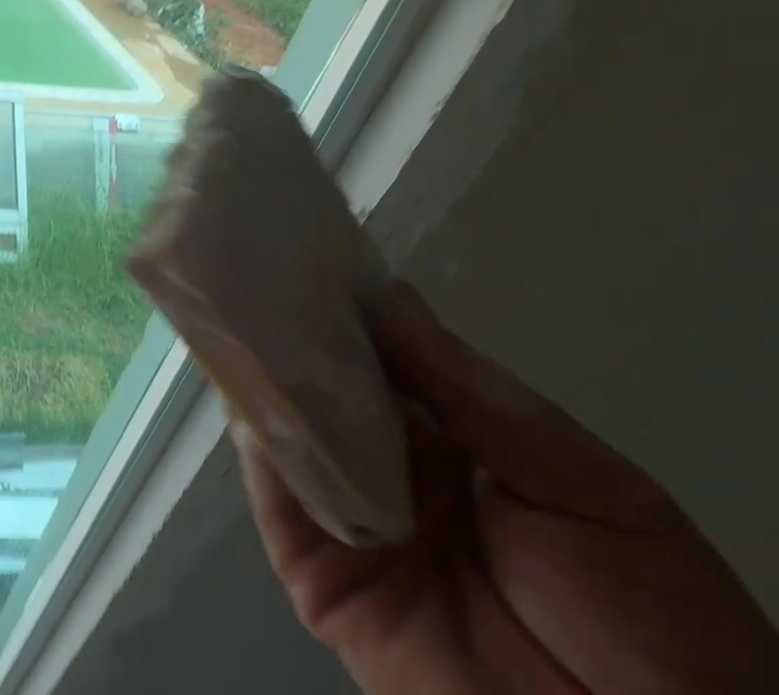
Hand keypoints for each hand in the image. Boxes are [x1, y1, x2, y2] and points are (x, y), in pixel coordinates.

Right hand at [238, 281, 778, 693]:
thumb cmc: (648, 620)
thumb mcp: (590, 491)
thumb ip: (483, 400)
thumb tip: (391, 300)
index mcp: (461, 446)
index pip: (389, 367)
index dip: (352, 317)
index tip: (308, 262)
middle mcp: (396, 476)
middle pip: (330, 400)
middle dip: (294, 346)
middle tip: (250, 284)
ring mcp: (352, 526)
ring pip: (295, 446)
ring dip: (268, 394)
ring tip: (234, 329)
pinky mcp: (319, 579)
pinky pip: (282, 511)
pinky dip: (263, 462)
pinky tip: (250, 412)